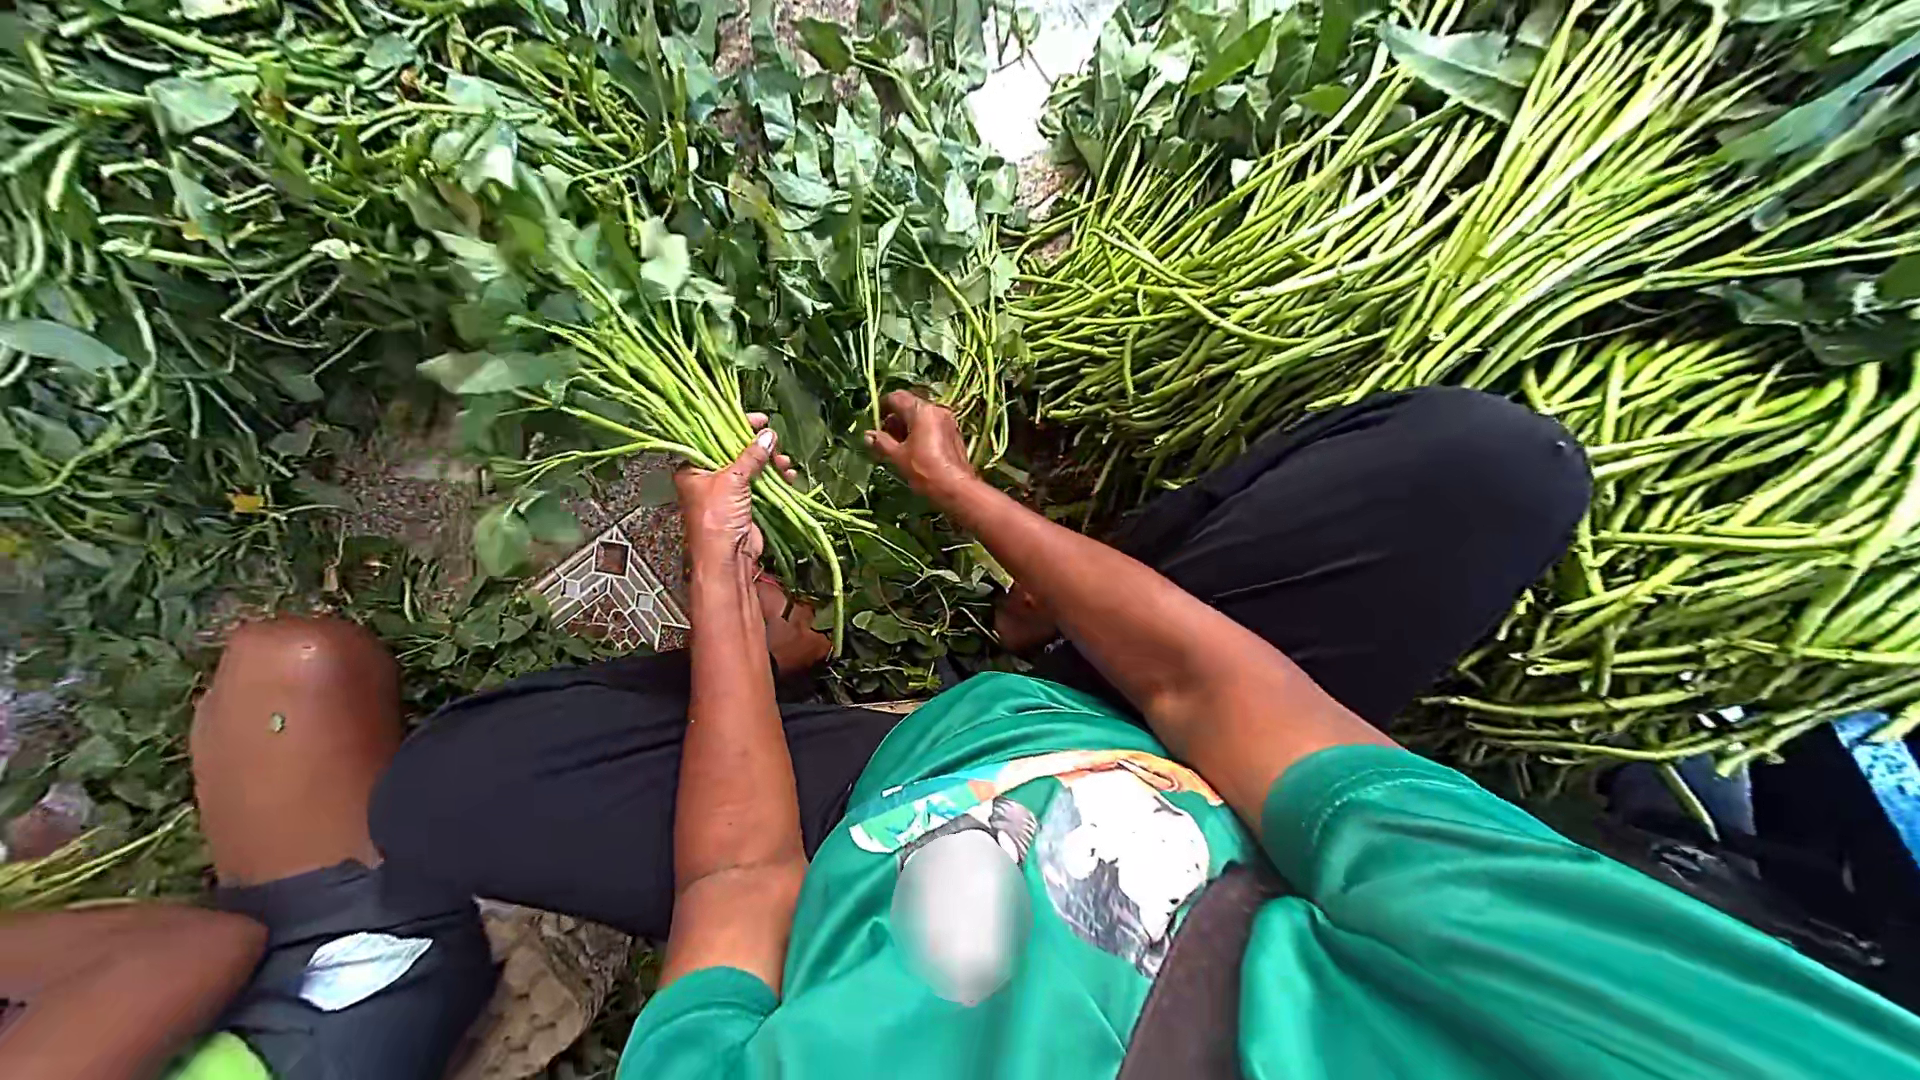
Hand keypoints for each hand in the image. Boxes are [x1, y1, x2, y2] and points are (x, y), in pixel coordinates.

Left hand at [676, 413, 797, 566]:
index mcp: (693, 467)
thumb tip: (768, 435)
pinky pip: (762, 485)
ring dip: (771, 464)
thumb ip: (751, 456)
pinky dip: (775, 479)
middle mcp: (708, 477)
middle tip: (775, 443)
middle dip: (759, 447)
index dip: (736, 425)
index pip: (714, 436)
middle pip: (736, 451)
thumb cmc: (716, 518)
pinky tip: (788, 476)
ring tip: (785, 464)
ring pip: (752, 468)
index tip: (759, 419)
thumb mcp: (732, 480)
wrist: (726, 557)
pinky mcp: (745, 504)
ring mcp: (728, 491)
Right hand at [864, 391, 978, 503]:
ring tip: (897, 446)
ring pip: (921, 416)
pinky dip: (920, 432)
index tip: (874, 422)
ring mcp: (948, 421)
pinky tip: (914, 450)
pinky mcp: (954, 433)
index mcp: (922, 411)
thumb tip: (868, 435)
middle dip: (894, 419)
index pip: (896, 397)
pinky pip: (932, 425)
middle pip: (910, 406)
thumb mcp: (898, 456)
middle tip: (884, 437)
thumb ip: (881, 442)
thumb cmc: (924, 470)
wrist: (955, 488)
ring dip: (907, 427)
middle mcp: (937, 410)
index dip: (882, 407)